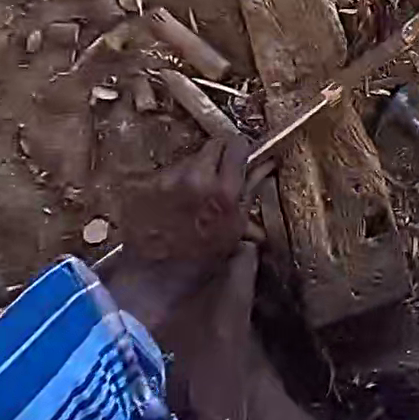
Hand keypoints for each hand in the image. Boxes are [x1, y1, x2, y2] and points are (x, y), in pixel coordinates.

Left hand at [115, 134, 249, 265]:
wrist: (154, 275)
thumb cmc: (201, 257)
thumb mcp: (234, 227)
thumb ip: (251, 192)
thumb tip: (266, 165)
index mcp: (225, 190)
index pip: (238, 145)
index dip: (240, 153)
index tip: (240, 161)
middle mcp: (198, 177)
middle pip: (215, 144)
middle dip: (220, 156)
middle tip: (219, 175)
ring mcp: (172, 177)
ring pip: (193, 156)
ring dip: (198, 169)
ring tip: (195, 193)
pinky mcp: (152, 181)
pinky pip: (173, 170)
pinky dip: (178, 180)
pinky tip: (175, 200)